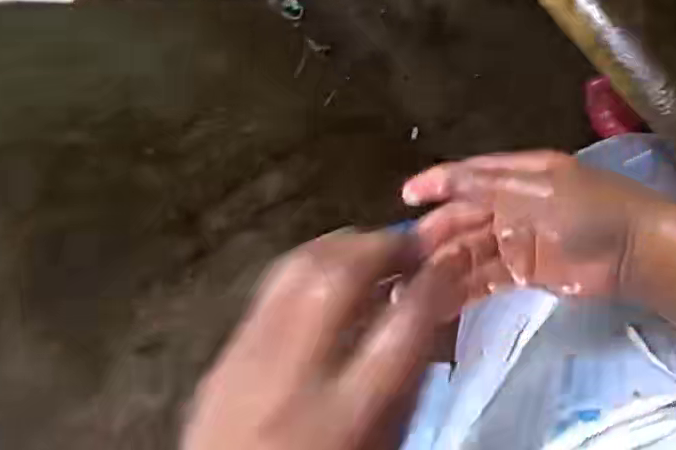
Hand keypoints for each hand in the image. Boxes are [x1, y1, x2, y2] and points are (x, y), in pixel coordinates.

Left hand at [182, 229, 465, 449]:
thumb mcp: (389, 436)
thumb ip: (414, 367)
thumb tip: (434, 292)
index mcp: (349, 419)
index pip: (407, 320)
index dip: (438, 275)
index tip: (454, 257)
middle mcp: (292, 387)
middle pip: (343, 275)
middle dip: (387, 244)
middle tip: (413, 247)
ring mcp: (245, 370)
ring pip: (301, 266)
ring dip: (349, 246)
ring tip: (376, 254)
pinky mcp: (220, 362)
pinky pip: (273, 288)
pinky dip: (313, 269)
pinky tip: (332, 281)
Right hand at [403, 150, 674, 299]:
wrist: (633, 251)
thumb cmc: (587, 209)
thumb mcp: (537, 189)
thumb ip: (489, 186)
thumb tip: (444, 178)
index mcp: (518, 173)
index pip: (470, 174)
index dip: (438, 183)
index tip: (405, 196)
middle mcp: (512, 202)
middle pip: (464, 216)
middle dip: (433, 234)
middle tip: (398, 260)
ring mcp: (516, 238)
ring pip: (469, 250)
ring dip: (441, 266)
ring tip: (407, 289)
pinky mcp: (522, 272)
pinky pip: (484, 277)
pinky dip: (461, 289)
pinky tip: (434, 304)